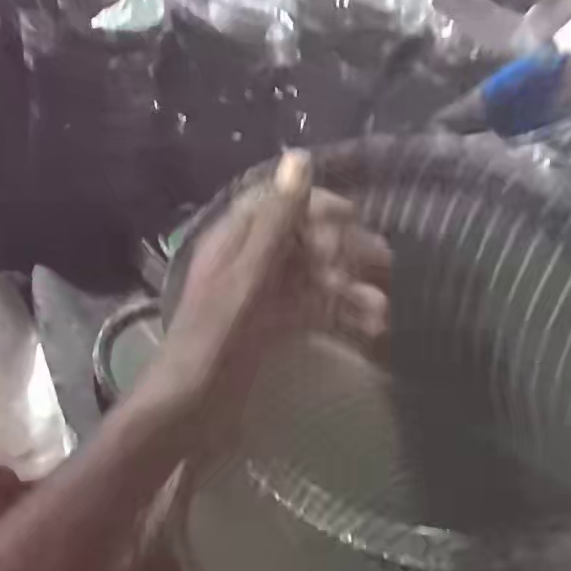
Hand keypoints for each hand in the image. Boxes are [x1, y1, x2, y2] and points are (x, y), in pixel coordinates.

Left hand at [146, 150, 391, 417]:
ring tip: (381, 311)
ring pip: (312, 279)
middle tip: (383, 263)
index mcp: (232, 241)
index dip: (315, 202)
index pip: (276, 202)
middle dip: (342, 249)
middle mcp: (247, 263)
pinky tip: (368, 331)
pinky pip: (312, 312)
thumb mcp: (247, 278)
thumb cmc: (213, 342)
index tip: (354, 215)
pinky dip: (338, 317)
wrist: (188, 414)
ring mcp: (261, 299)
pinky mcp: (272, 331)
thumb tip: (298, 157)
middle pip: (301, 240)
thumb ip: (274, 222)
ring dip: (348, 289)